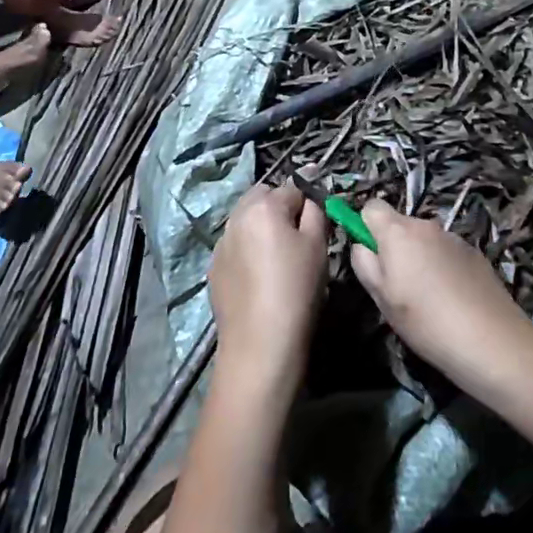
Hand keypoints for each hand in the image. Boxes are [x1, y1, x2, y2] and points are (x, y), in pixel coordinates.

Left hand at [209, 181, 329, 382]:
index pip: (293, 189)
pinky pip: (235, 245)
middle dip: (279, 208)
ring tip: (278, 258)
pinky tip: (259, 277)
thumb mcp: (318, 247)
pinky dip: (247, 250)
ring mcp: (221, 242)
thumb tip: (309, 201)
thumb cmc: (296, 290)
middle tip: (297, 239)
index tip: (319, 228)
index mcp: (263, 206)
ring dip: (261, 227)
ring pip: (245, 220)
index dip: (308, 206)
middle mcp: (236, 217)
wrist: (260, 343)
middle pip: (262, 197)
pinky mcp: (214, 266)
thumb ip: (316, 213)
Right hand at [350, 200, 532, 390]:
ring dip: (419, 257)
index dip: (365, 227)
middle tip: (397, 285)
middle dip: (393, 246)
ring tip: (427, 297)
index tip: (371, 256)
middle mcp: (426, 226)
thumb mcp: (382, 298)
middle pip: (399, 224)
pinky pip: (446, 253)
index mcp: (398, 232)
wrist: (494, 343)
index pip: (371, 206)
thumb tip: (363, 246)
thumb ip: (364, 263)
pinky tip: (451, 299)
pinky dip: (442, 267)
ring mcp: (454, 239)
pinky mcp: (476, 255)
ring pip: (424, 240)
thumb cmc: (426, 321)